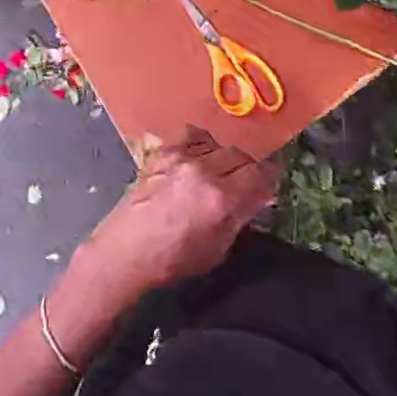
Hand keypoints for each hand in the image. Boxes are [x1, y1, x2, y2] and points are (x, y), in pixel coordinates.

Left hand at [77, 127, 277, 296]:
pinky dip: (200, 145)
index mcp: (222, 198)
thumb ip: (240, 217)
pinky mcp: (162, 152)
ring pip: (218, 144)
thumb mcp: (218, 248)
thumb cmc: (174, 259)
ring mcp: (180, 157)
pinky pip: (191, 136)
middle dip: (248, 170)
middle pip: (241, 155)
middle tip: (244, 185)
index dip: (270, 179)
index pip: (261, 173)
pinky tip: (196, 159)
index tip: (268, 187)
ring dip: (224, 157)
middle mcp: (204, 170)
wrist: (126, 251)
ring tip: (218, 173)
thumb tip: (257, 198)